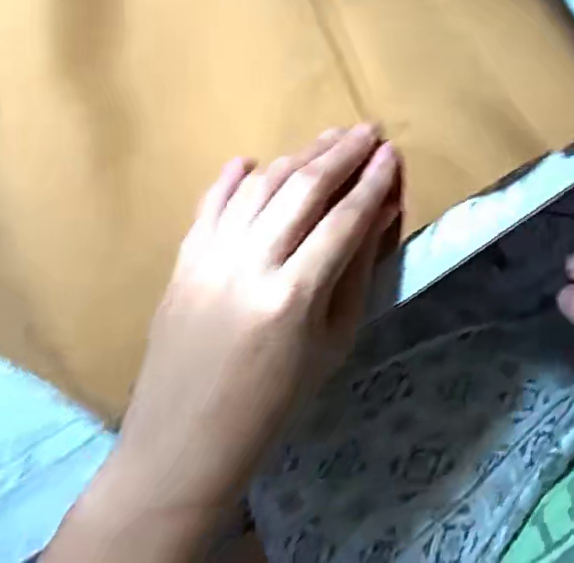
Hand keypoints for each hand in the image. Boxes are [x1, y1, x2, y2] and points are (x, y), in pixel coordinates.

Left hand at [49, 126, 400, 560]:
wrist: (185, 443)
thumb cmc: (279, 397)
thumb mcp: (338, 336)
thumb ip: (359, 267)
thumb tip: (383, 209)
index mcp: (293, 295)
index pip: (344, 218)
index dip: (374, 181)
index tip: (393, 152)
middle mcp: (247, 267)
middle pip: (302, 189)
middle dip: (342, 153)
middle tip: (369, 129)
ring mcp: (207, 262)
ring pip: (259, 187)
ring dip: (298, 155)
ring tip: (329, 137)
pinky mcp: (179, 265)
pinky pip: (208, 206)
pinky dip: (231, 179)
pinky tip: (253, 159)